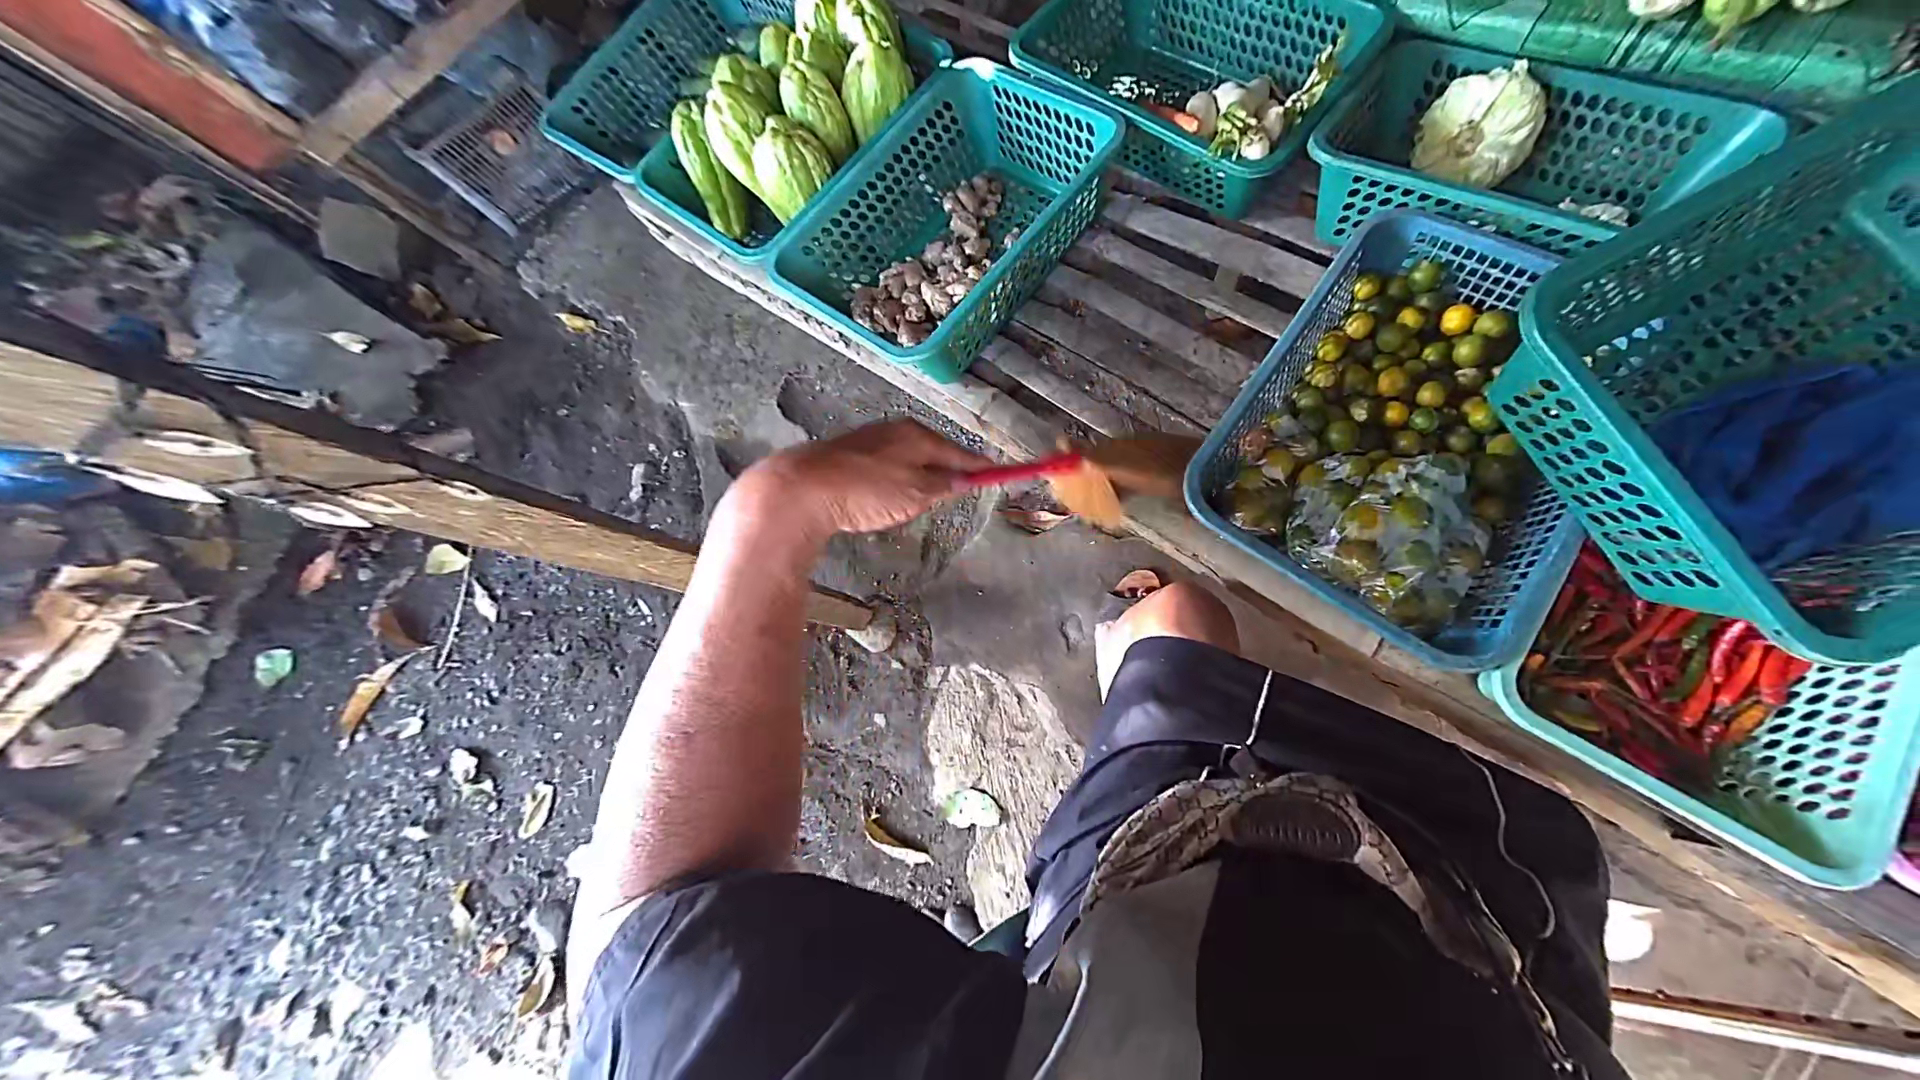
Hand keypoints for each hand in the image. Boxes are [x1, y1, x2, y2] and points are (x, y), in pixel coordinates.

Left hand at [729, 419, 990, 541]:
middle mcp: (895, 431)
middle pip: (934, 453)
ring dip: (920, 479)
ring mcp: (870, 441)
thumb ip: (943, 486)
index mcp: (917, 435)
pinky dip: (896, 482)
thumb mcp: (916, 493)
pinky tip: (887, 497)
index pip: (960, 453)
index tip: (1001, 473)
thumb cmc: (865, 490)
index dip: (981, 467)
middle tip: (962, 491)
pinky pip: (886, 468)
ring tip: (921, 501)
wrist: (802, 489)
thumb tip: (965, 480)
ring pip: (908, 461)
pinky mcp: (848, 456)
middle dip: (948, 473)